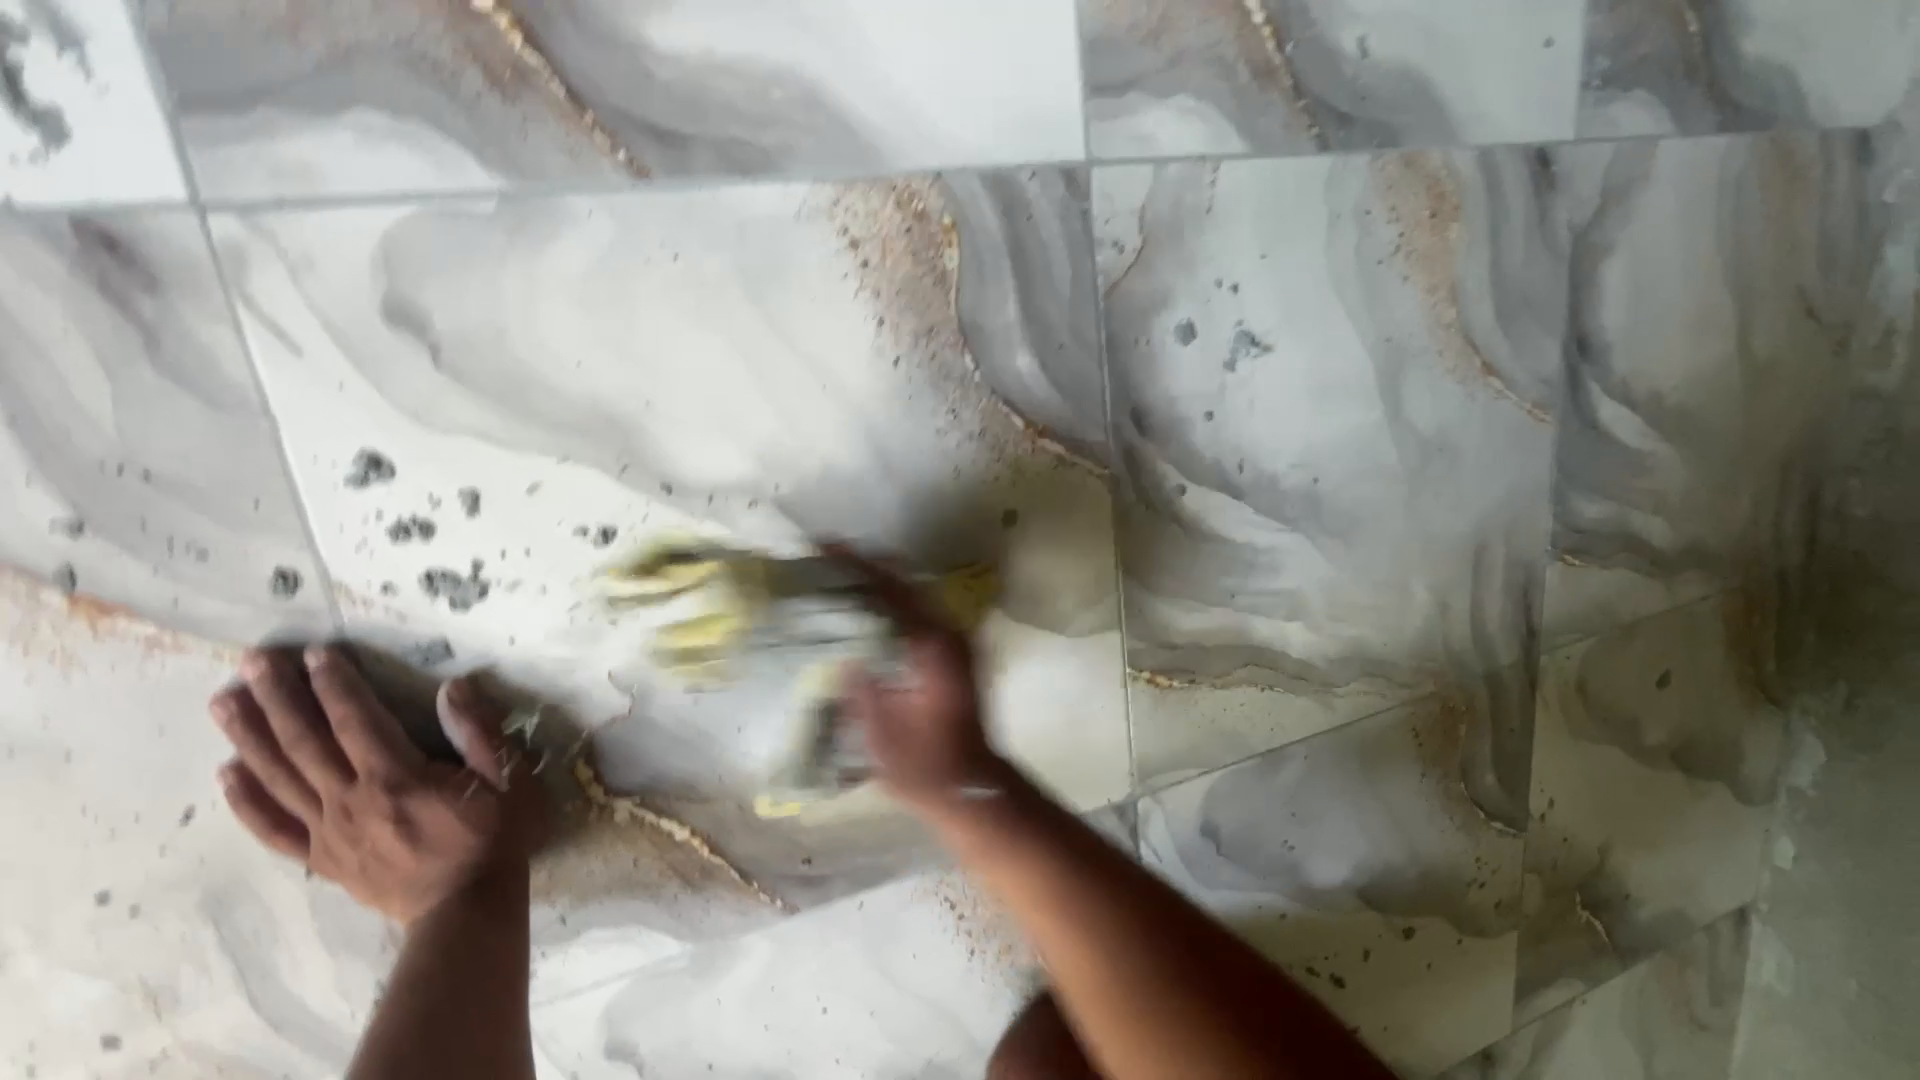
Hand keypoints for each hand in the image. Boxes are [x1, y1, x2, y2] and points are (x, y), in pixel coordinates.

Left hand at [209, 645, 544, 925]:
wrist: (466, 908)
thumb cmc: (493, 838)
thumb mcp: (507, 780)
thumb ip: (479, 733)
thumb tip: (454, 687)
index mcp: (398, 777)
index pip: (357, 720)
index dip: (335, 684)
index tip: (314, 653)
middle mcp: (352, 800)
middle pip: (305, 743)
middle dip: (279, 698)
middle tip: (251, 662)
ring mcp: (330, 832)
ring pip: (280, 778)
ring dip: (249, 737)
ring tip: (223, 703)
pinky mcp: (322, 859)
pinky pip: (275, 829)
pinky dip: (247, 802)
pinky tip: (227, 775)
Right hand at [826, 544, 1011, 814]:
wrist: (975, 787)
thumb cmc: (928, 768)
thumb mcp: (884, 738)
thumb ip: (864, 695)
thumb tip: (845, 658)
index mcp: (932, 649)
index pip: (893, 592)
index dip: (860, 567)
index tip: (829, 546)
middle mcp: (950, 636)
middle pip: (908, 584)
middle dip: (870, 566)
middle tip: (831, 553)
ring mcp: (958, 643)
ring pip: (917, 595)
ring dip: (883, 582)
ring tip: (844, 573)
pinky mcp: (957, 654)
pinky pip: (922, 612)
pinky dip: (895, 601)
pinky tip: (868, 608)